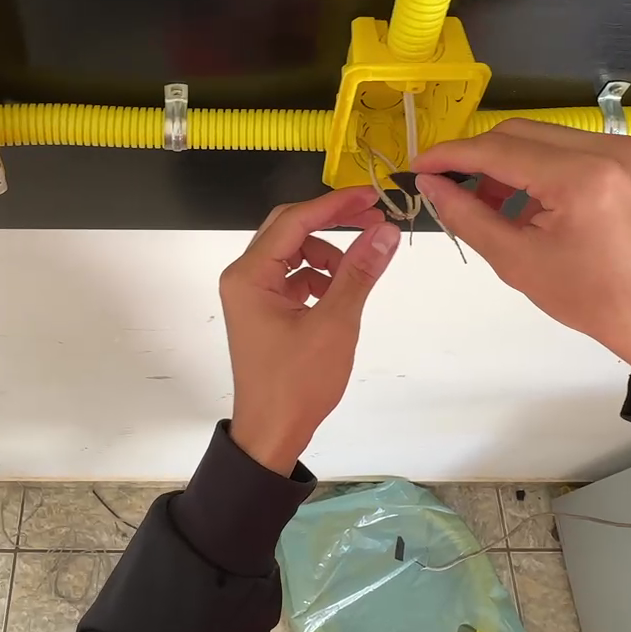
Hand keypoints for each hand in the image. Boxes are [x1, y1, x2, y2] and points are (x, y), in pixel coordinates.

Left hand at [218, 186, 401, 472]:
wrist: (272, 434)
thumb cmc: (297, 383)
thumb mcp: (334, 324)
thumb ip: (358, 272)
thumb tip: (386, 231)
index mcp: (249, 275)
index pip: (294, 221)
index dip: (335, 204)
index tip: (372, 197)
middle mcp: (244, 276)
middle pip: (289, 230)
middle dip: (331, 222)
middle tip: (373, 219)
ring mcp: (251, 293)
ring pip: (293, 253)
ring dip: (327, 255)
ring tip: (356, 274)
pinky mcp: (263, 309)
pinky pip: (293, 276)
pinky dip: (318, 278)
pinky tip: (338, 295)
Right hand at [412, 120, 630, 422]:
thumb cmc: (593, 302)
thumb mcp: (517, 262)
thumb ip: (467, 215)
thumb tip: (429, 184)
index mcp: (581, 178)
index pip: (496, 149)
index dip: (449, 155)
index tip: (417, 166)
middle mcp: (608, 149)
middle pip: (518, 133)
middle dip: (476, 156)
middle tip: (445, 185)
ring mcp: (628, 150)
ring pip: (542, 137)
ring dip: (506, 161)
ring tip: (485, 201)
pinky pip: (570, 148)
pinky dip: (538, 166)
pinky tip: (525, 201)